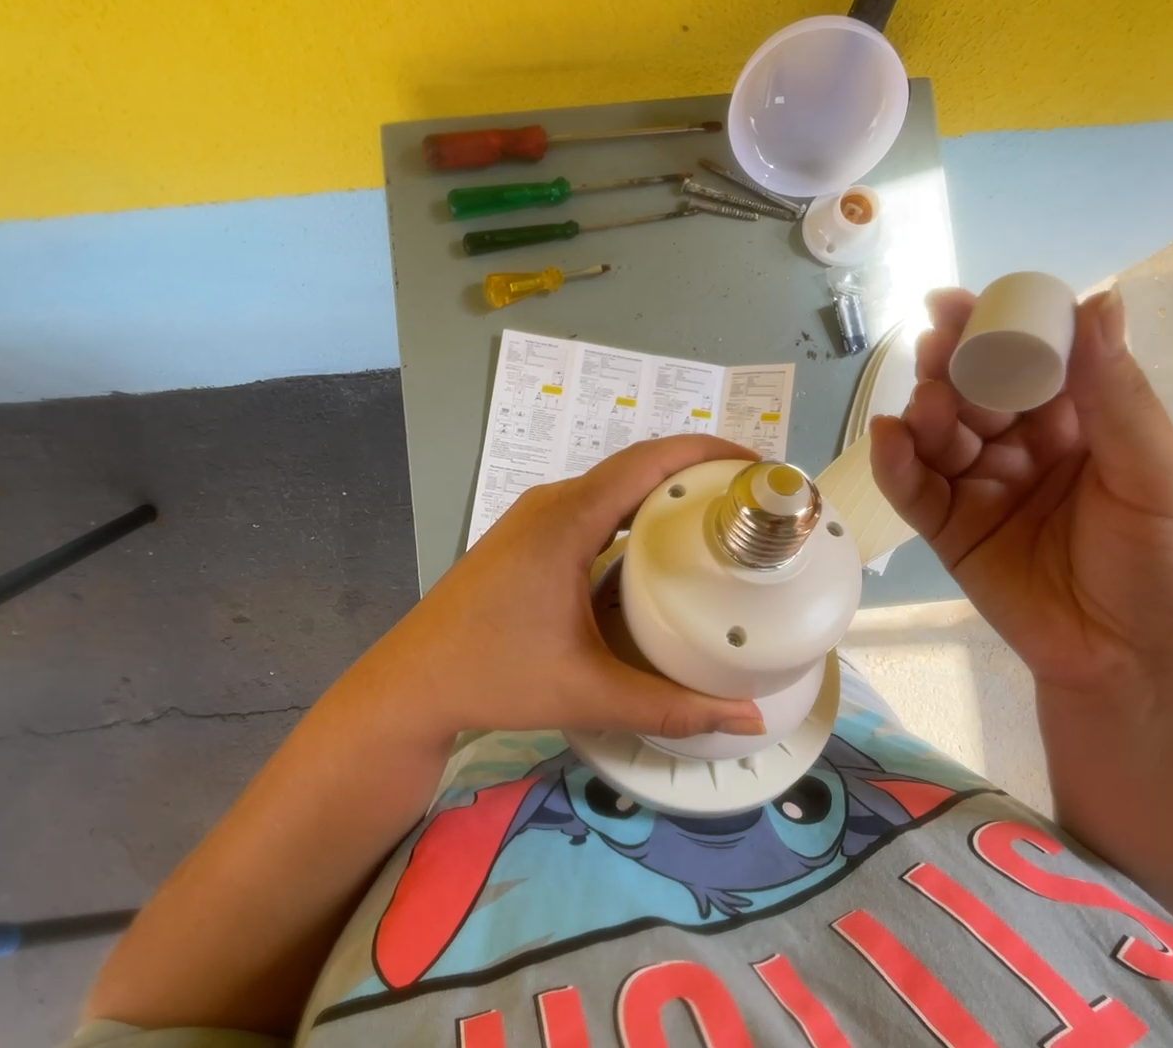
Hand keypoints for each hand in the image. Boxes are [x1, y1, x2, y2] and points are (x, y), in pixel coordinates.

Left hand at [353, 434, 766, 745]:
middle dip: (698, 473)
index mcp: (567, 520)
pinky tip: (659, 552)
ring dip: (664, 494)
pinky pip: (592, 508)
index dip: (709, 451)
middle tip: (753, 504)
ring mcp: (533, 517)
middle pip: (636, 467)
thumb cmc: (494, 677)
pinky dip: (634, 515)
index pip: (649, 461)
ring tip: (719, 523)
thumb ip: (673, 707)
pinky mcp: (525, 537)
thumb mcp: (589, 693)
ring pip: (613, 487)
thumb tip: (752, 720)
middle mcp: (551, 504)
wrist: (411, 683)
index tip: (760, 467)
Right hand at [869, 287, 1172, 699]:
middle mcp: (1029, 451)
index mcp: (1087, 429)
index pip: (1036, 364)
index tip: (970, 301)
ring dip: (927, 411)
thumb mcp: (1159, 475)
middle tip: (936, 340)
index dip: (1004, 330)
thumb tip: (1101, 298)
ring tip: (927, 404)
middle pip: (979, 393)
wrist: (1141, 669)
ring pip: (942, 436)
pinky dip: (896, 464)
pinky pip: (916, 491)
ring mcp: (984, 492)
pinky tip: (888, 437)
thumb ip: (1116, 395)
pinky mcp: (950, 533)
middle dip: (956, 363)